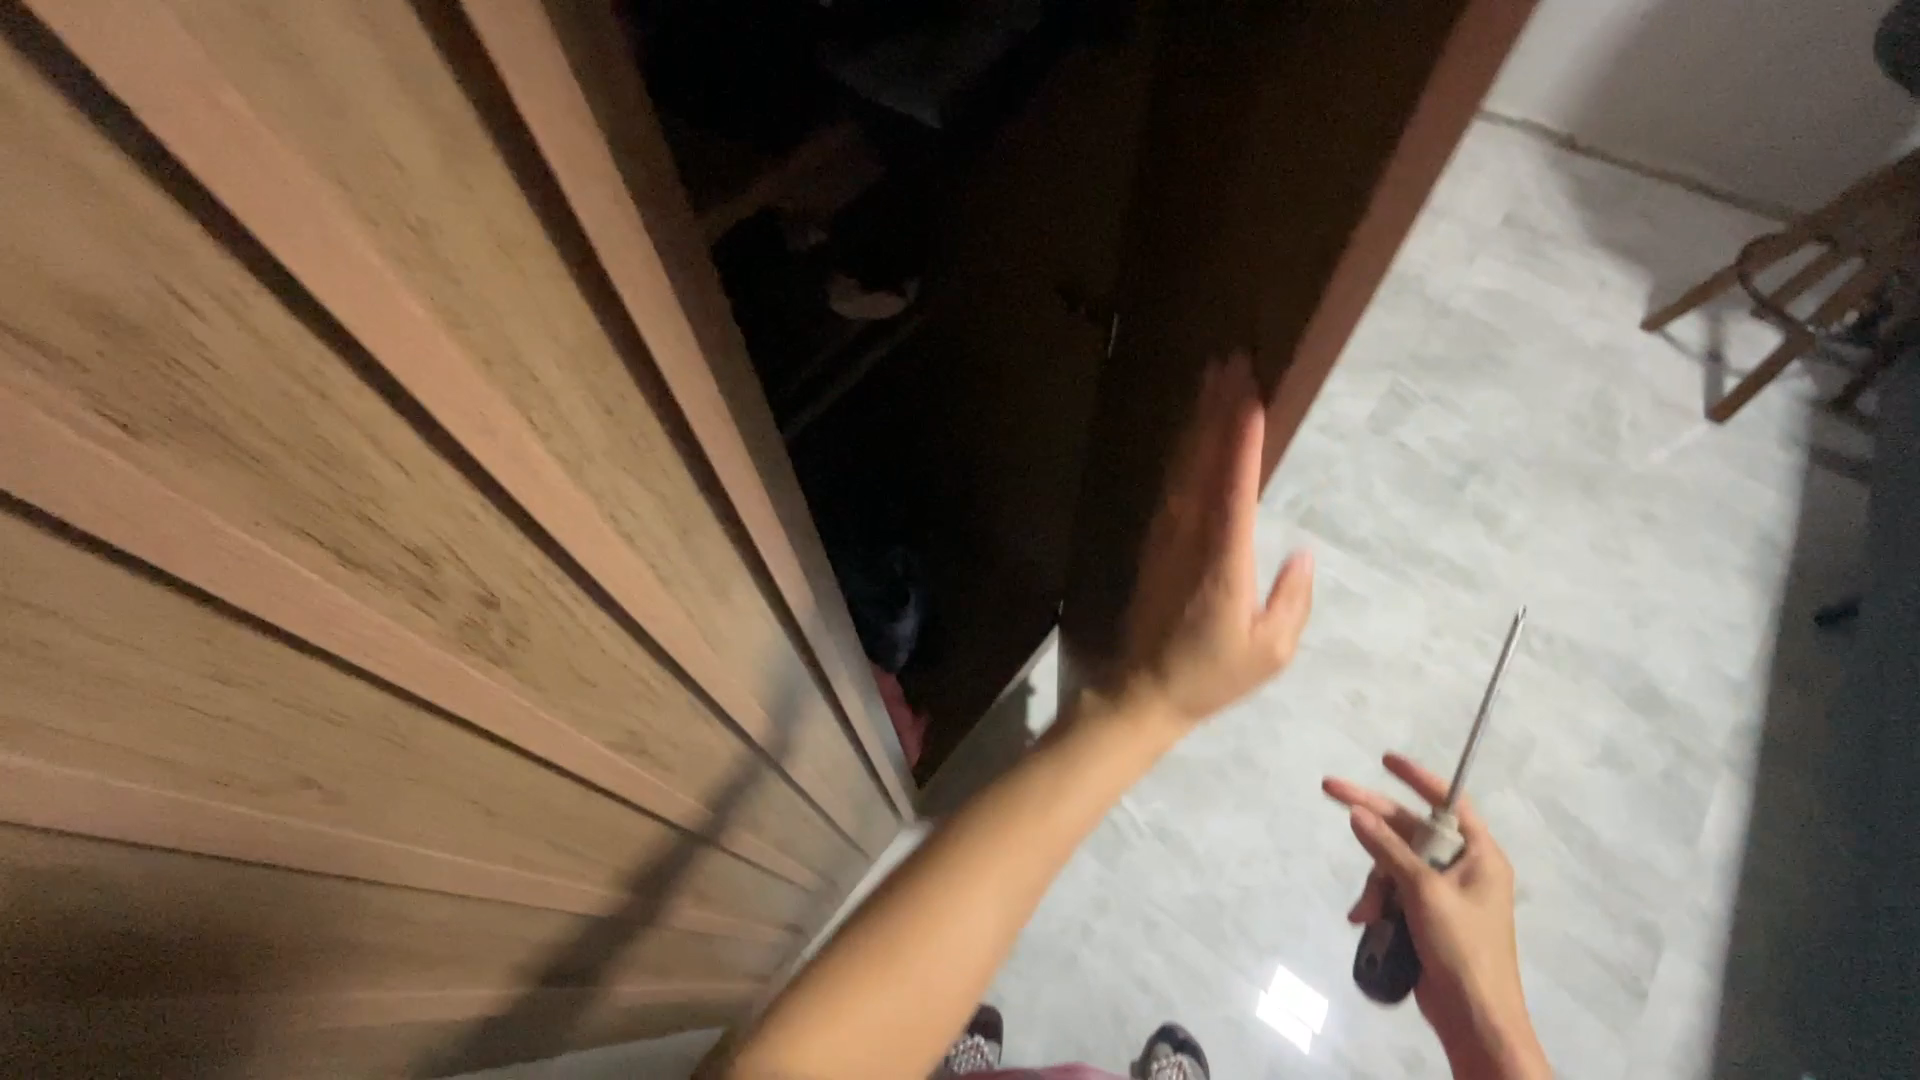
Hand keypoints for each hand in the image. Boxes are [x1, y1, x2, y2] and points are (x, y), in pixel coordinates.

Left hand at [1105, 353, 1313, 729]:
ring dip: (1197, 423)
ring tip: (1211, 380)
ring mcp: (1166, 539)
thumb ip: (1291, 600)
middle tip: (1231, 362)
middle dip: (1217, 412)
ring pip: (1182, 469)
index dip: (1242, 439)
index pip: (1234, 487)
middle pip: (1202, 463)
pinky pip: (1171, 488)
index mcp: (1222, 561)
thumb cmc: (1211, 675)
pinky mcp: (1155, 545)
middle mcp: (1190, 539)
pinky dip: (1183, 454)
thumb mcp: (1269, 651)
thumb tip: (1301, 553)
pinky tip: (1191, 434)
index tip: (1250, 394)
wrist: (1143, 690)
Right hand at [1323, 755, 1548, 1079]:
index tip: (1385, 759)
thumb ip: (1389, 848)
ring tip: (1368, 912)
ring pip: (1393, 862)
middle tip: (1330, 789)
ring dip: (1375, 883)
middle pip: (1410, 830)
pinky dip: (1377, 902)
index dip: (1418, 777)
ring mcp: (1443, 893)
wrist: (1475, 1017)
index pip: (1449, 802)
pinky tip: (1364, 920)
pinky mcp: (1426, 916)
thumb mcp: (1423, 891)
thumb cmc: (1462, 947)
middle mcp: (1463, 868)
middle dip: (1373, 823)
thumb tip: (1357, 811)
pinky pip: (1392, 890)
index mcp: (1480, 856)